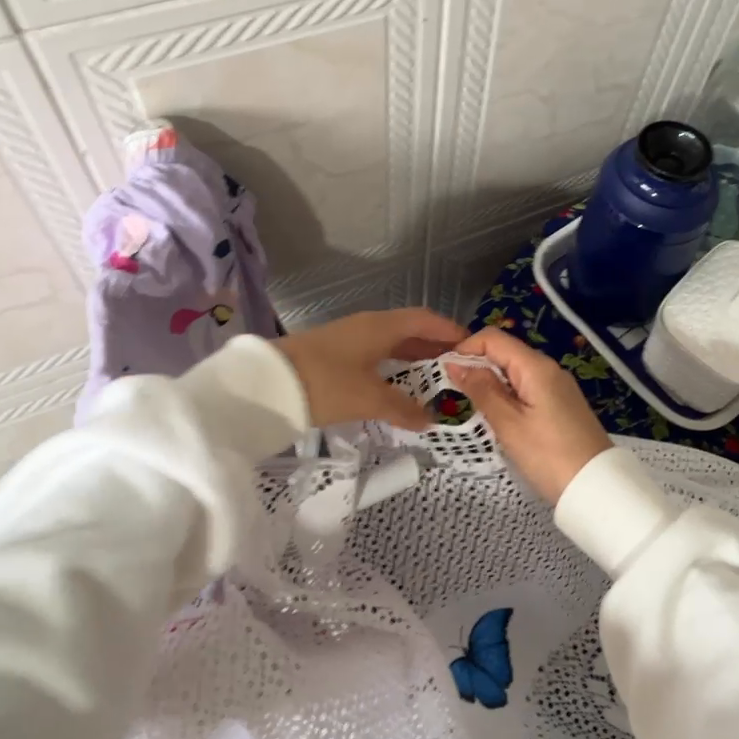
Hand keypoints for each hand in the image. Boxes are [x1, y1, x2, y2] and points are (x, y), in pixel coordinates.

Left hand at [274, 309, 468, 430]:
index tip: (471, 345)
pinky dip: (391, 368)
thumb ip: (402, 408)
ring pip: (390, 344)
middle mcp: (367, 326)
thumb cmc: (325, 383)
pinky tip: (395, 388)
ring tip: (432, 381)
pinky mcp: (333, 355)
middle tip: (457, 368)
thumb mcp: (368, 398)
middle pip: (409, 330)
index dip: (449, 330)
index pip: (425, 319)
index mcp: (381, 326)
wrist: (266, 383)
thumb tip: (430, 419)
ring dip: (411, 359)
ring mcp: (349, 339)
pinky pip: (374, 355)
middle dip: (433, 348)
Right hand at [446, 329, 612, 504]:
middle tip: (451, 392)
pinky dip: (507, 395)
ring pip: (514, 372)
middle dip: (475, 366)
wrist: (596, 488)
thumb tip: (455, 364)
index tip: (443, 372)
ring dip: (490, 383)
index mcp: (535, 366)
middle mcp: (548, 368)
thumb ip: (482, 390)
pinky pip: (527, 388)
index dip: (465, 349)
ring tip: (470, 407)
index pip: (493, 338)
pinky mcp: (561, 404)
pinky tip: (497, 417)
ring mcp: (557, 386)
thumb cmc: (549, 456)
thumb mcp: (509, 424)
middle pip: (504, 352)